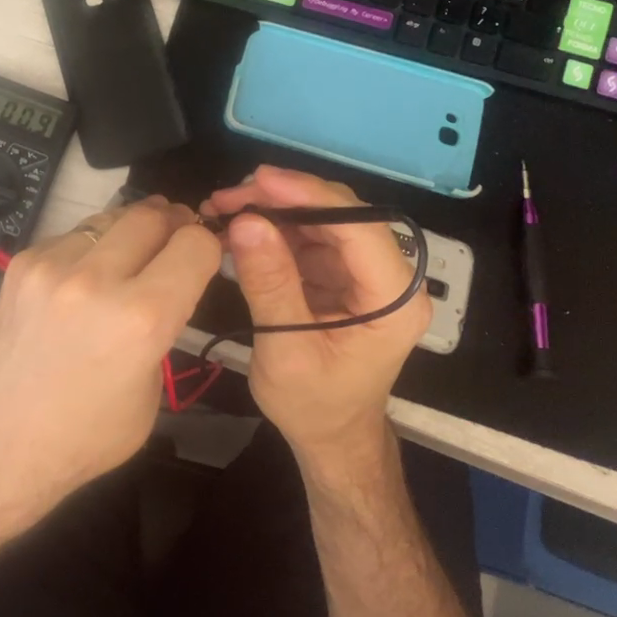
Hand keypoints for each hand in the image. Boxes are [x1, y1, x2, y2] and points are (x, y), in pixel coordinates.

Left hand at [0, 197, 220, 535]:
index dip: (207, 246)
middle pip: (150, 216)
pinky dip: (87, 248)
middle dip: (171, 224)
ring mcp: (51, 268)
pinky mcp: (21, 265)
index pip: (194, 246)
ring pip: (107, 220)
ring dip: (128, 231)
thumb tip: (171, 282)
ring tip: (132, 252)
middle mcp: (96, 281)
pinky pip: (69, 237)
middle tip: (175, 236)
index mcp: (142, 318)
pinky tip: (84, 276)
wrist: (5, 440)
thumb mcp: (153, 388)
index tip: (205, 252)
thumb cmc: (88, 433)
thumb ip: (165, 324)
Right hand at [203, 167, 428, 462]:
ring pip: (321, 220)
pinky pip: (307, 238)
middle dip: (284, 198)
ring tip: (222, 208)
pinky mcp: (339, 277)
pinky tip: (236, 228)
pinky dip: (271, 229)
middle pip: (342, 215)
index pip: (361, 228)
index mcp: (394, 301)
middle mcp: (389, 279)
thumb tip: (246, 222)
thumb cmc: (314, 405)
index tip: (259, 181)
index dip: (311, 197)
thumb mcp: (286, 349)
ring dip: (272, 210)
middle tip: (227, 196)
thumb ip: (270, 284)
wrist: (329, 436)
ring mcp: (363, 275)